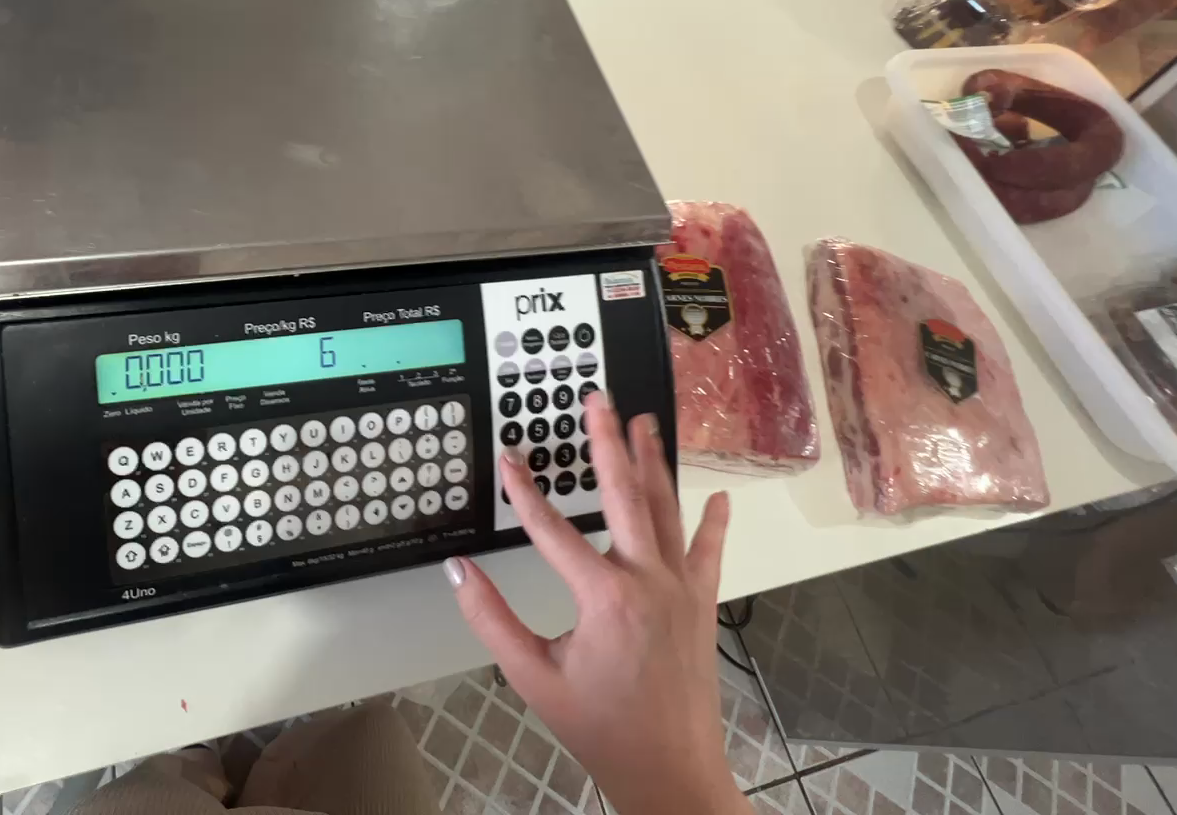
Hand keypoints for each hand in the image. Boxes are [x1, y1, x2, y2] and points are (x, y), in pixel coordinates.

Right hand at [443, 391, 740, 814]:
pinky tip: (718, 496)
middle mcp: (649, 581)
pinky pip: (709, 553)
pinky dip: (714, 523)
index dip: (523, 490)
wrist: (672, 775)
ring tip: (645, 422)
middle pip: (625, 495)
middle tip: (599, 401)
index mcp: (605, 596)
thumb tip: (458, 571)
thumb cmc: (601, 727)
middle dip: (608, 442)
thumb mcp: (532, 676)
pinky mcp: (702, 604)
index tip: (509, 456)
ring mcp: (682, 589)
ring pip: (667, 510)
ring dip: (653, 463)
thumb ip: (490, 618)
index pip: (551, 529)